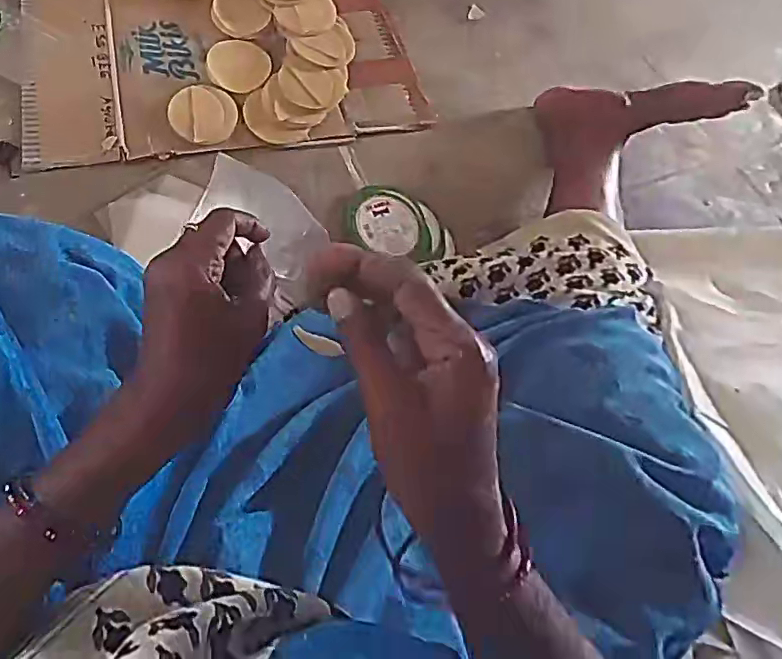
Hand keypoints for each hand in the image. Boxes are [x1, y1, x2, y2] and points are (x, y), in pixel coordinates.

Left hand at [128, 209, 273, 438]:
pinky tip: (225, 303)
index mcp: (189, 261)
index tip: (268, 242)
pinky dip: (209, 276)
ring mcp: (157, 276)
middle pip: (207, 235)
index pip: (221, 220)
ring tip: (245, 294)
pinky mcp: (156, 293)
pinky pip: (187, 269)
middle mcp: (167, 260)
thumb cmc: (212, 360)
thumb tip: (254, 254)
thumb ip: (258, 274)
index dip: (249, 224)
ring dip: (223, 264)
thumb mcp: (250, 315)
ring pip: (197, 252)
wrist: (167, 401)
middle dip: (236, 249)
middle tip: (258, 277)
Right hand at [308, 244, 506, 557]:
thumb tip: (338, 294)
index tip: (322, 259)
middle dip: (362, 274)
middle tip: (316, 269)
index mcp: (459, 343)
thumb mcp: (386, 400)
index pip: (408, 284)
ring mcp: (458, 354)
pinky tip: (351, 315)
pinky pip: (411, 331)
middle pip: (410, 290)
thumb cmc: (422, 466)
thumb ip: (363, 340)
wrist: (460, 522)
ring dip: (368, 293)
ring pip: (409, 308)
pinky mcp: (447, 369)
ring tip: (325, 285)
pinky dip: (380, 319)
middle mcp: (465, 339)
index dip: (362, 265)